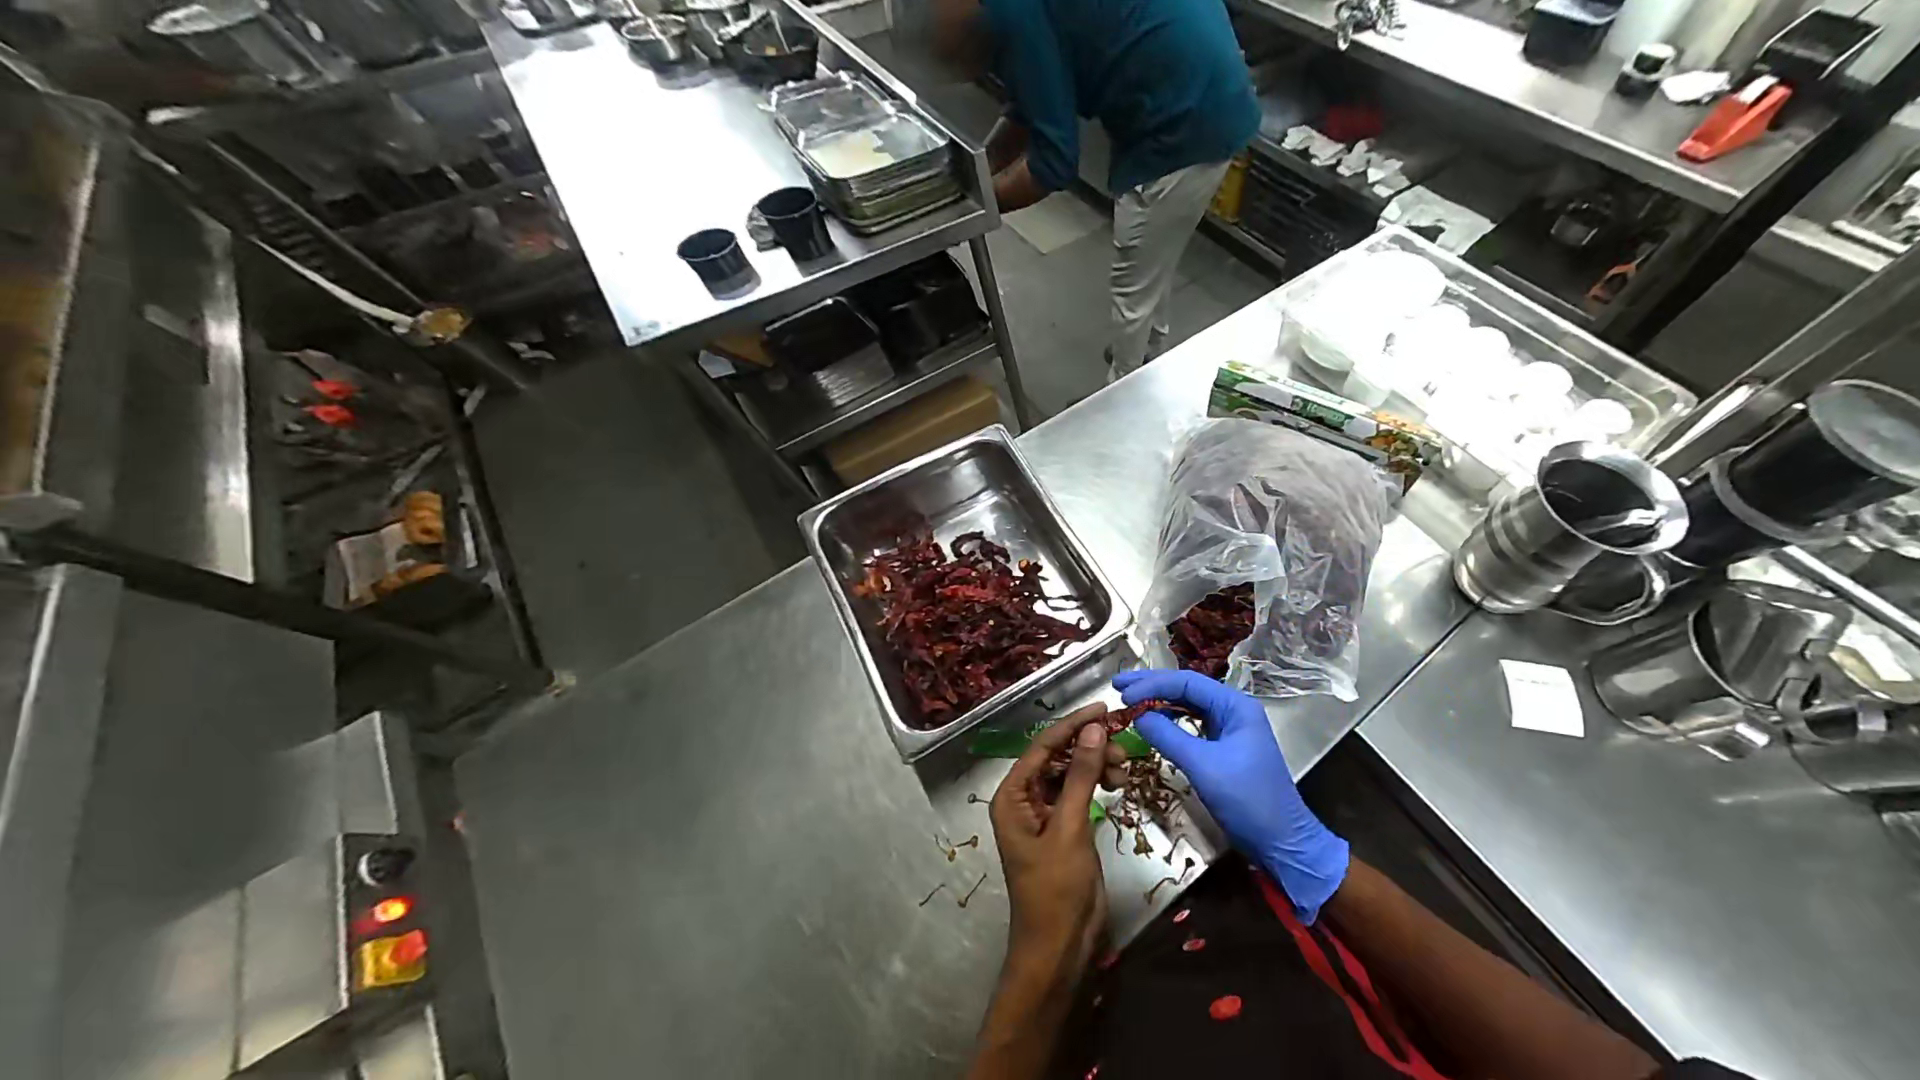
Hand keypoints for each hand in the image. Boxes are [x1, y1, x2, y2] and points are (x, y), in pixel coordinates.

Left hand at [988, 704, 1115, 977]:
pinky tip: (1116, 783)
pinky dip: (1097, 786)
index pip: (1041, 747)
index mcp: (1011, 796)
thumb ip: (1080, 776)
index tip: (1102, 708)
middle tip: (1122, 746)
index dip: (1071, 725)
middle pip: (1056, 758)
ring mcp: (1044, 815)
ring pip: (1070, 775)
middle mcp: (1024, 799)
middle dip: (1088, 748)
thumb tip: (1092, 729)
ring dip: (1095, 767)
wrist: (1060, 947)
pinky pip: (1078, 794)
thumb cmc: (1056, 888)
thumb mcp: (1069, 827)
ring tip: (1124, 770)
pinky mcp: (1064, 829)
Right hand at [1115, 669, 1349, 922]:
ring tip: (1128, 702)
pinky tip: (1151, 723)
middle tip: (1117, 687)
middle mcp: (1232, 711)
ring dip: (1157, 702)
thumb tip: (1137, 715)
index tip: (1123, 696)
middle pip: (1185, 688)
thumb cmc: (1248, 800)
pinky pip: (1190, 725)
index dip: (1151, 685)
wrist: (1282, 842)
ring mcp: (1228, 729)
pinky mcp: (1222, 748)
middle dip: (1151, 686)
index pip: (1186, 682)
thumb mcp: (1203, 766)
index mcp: (1235, 706)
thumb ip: (1168, 736)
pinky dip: (1168, 721)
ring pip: (1186, 705)